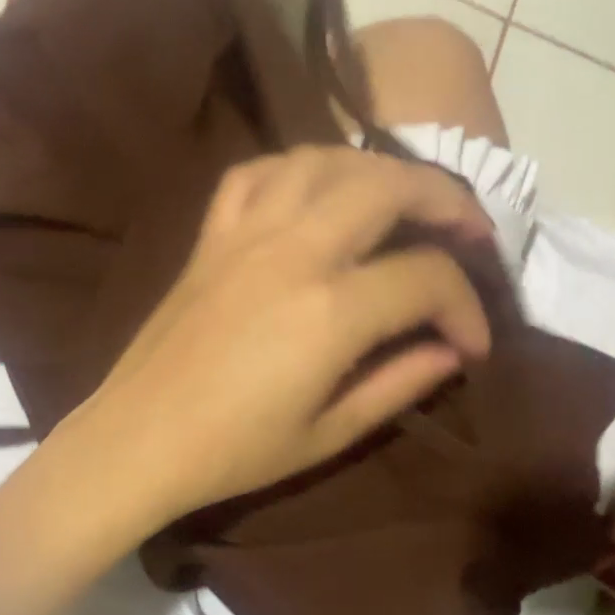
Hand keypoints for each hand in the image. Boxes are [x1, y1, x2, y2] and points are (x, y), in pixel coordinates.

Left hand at [64, 146, 494, 521]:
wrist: (139, 441)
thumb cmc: (234, 453)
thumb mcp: (329, 434)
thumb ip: (399, 384)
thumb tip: (452, 351)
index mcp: (331, 311)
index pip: (428, 277)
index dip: (467, 308)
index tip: (475, 345)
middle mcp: (295, 251)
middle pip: (390, 185)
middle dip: (447, 200)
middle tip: (471, 232)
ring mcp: (246, 234)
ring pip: (327, 161)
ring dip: (379, 170)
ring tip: (404, 199)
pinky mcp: (211, 236)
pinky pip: (258, 172)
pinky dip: (299, 169)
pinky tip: (318, 191)